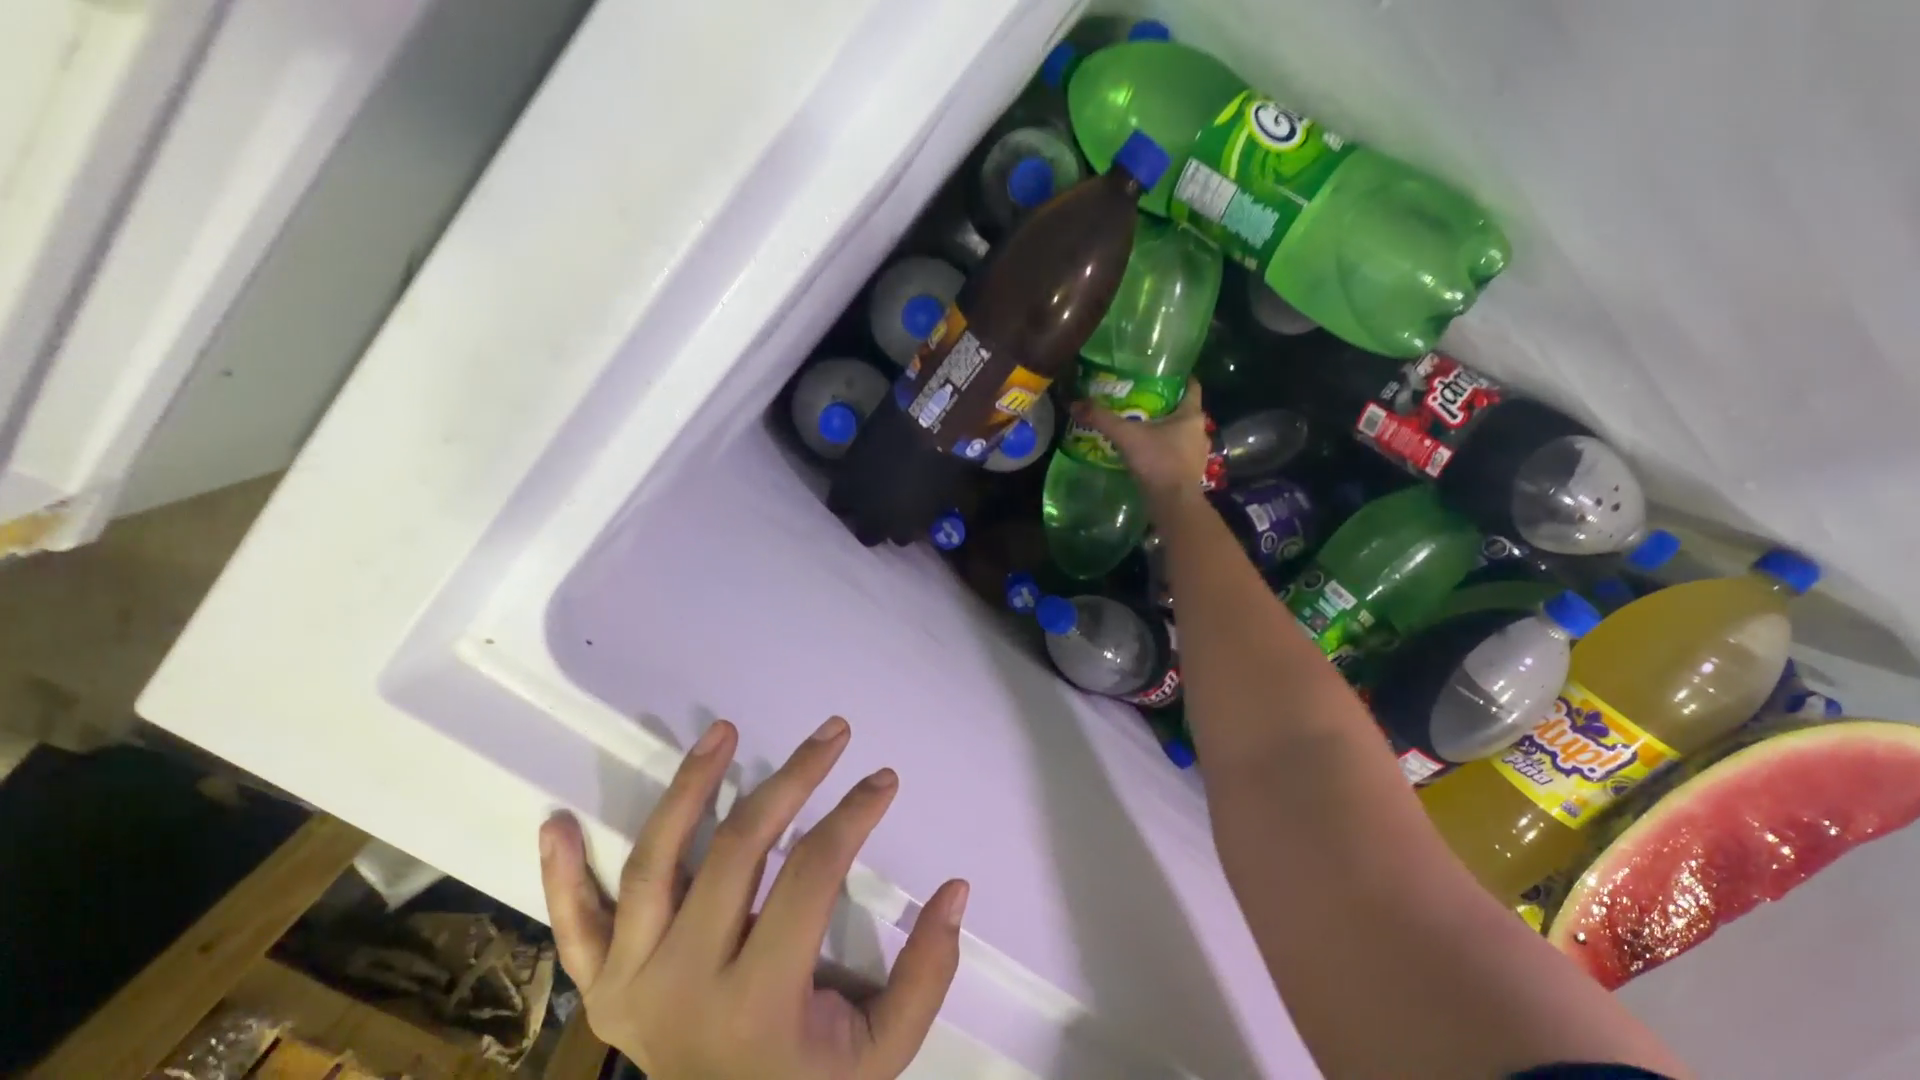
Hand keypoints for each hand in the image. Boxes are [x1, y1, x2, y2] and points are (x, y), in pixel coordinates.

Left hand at [539, 717, 969, 1079]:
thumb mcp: (883, 1053)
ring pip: (655, 864)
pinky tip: (558, 820)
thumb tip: (956, 889)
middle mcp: (685, 980)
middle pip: (739, 850)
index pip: (813, 875)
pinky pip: (574, 926)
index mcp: (761, 999)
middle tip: (832, 733)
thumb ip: (925, 974)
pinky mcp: (601, 990)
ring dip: (688, 789)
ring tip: (722, 732)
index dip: (853, 816)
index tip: (882, 779)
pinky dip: (561, 874)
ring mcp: (632, 982)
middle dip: (793, 779)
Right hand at [1073, 378, 1210, 507]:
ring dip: (1164, 430)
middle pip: (1183, 410)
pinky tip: (1147, 453)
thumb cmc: (1158, 461)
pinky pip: (1177, 453)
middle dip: (1164, 405)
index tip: (1161, 373)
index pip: (1192, 387)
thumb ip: (1102, 419)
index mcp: (1191, 415)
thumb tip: (1075, 404)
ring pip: (1181, 433)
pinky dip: (1164, 450)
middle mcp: (1199, 431)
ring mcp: (1197, 454)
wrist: (1173, 503)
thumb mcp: (1127, 436)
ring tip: (1141, 426)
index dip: (1179, 377)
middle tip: (1140, 400)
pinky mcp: (1191, 473)